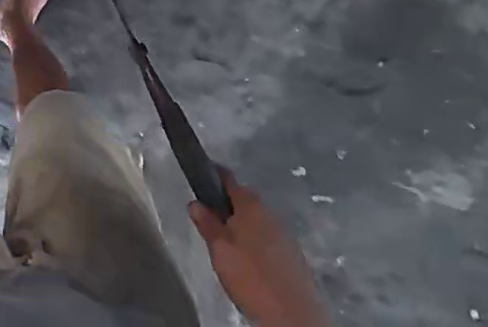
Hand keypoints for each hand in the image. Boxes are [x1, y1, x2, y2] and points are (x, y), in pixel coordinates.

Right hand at [189, 170, 328, 326]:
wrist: (293, 314)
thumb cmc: (251, 276)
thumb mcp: (220, 251)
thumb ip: (207, 224)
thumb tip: (194, 203)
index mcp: (249, 203)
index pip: (228, 178)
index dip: (213, 175)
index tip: (200, 177)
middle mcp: (267, 209)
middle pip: (242, 200)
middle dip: (227, 207)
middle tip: (212, 225)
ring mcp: (283, 230)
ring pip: (256, 220)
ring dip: (243, 226)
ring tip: (230, 247)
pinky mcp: (292, 251)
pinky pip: (268, 237)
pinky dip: (257, 242)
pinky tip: (251, 261)